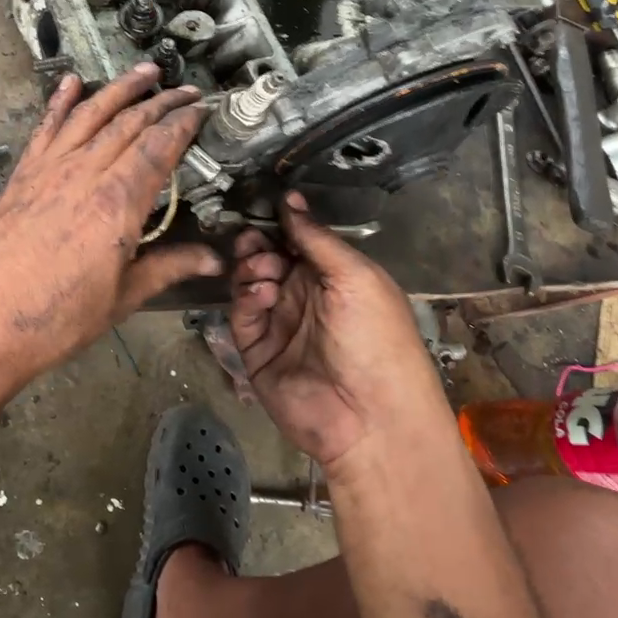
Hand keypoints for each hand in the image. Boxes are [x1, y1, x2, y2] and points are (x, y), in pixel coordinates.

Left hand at [0, 63, 222, 387]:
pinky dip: (59, 101)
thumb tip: (212, 258)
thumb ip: (168, 266)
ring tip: (145, 71)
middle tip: (186, 89)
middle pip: (129, 123)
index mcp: (116, 203)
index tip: (202, 110)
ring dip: (120, 89)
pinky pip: (46, 127)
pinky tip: (71, 81)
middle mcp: (84, 174)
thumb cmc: (58, 318)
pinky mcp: (23, 174)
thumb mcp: (123, 296)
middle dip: (162, 102)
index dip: (183, 124)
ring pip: (91, 115)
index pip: (158, 147)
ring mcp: (49, 169)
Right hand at [229, 193, 440, 472]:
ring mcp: (278, 322)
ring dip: (251, 267)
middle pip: (266, 255)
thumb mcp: (356, 278)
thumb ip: (316, 238)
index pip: (297, 239)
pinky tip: (260, 295)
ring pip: (249, 280)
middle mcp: (303, 295)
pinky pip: (241, 313)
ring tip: (264, 270)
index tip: (263, 204)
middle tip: (254, 240)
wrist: (370, 419)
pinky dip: (245, 297)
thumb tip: (289, 198)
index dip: (279, 222)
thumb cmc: (377, 339)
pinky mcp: (256, 348)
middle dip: (257, 242)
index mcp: (334, 276)